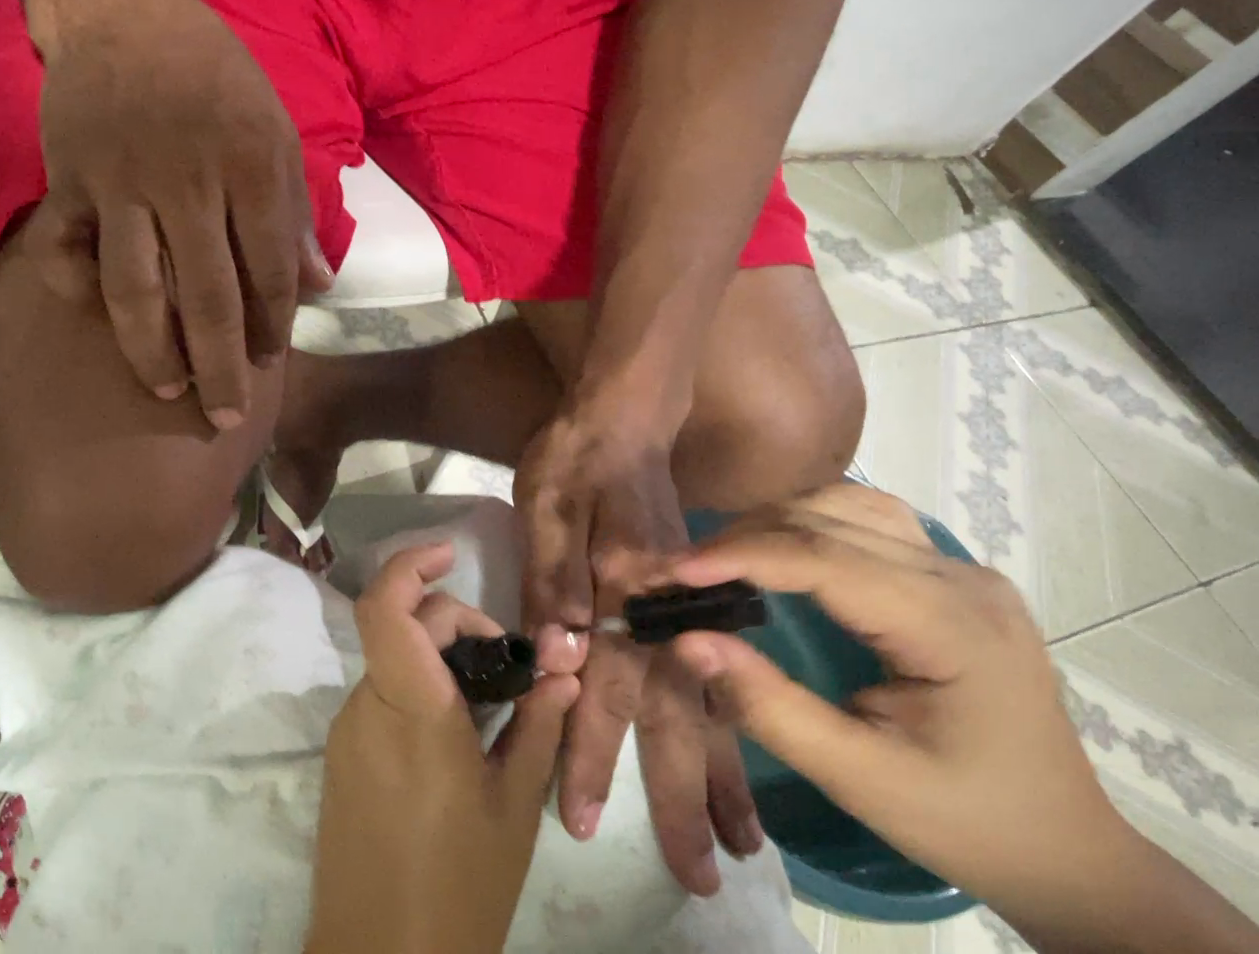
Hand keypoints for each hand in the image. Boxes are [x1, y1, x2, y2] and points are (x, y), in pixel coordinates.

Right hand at [30, 0, 330, 430]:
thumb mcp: (275, 126)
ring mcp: (121, 184)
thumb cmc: (212, 72)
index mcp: (251, 164)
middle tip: (227, 417)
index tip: (271, 361)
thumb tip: (320, 287)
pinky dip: (75, 288)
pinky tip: (94, 321)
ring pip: (137, 288)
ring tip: (170, 392)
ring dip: (154, 350)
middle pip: (208, 297)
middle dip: (222, 367)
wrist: (121, 9)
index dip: (274, 325)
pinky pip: (65, 249)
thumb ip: (295, 210)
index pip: (269, 270)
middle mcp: (187, 181)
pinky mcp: (67, 180)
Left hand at [308, 543, 580, 953]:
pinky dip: (421, 694)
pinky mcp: (342, 758)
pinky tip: (462, 738)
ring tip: (496, 708)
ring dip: (441, 662)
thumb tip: (564, 663)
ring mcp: (347, 734)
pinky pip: (382, 701)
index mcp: (410, 709)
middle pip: (402, 631)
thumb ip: (539, 722)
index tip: (450, 553)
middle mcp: (366, 708)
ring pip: (394, 664)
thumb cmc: (460, 883)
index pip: (386, 607)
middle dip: (456, 625)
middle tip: (512, 666)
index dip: (410, 565)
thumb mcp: (515, 804)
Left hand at [516, 410, 760, 892]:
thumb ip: (553, 581)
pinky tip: (743, 758)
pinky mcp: (696, 598)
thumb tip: (561, 660)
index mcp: (622, 596)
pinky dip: (730, 723)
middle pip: (672, 716)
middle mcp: (665, 613)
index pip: (603, 693)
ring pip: (708, 703)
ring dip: (720, 775)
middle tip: (698, 875)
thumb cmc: (574, 458)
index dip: (588, 758)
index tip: (581, 823)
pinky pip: (716, 673)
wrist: (628, 412)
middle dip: (677, 797)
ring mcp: (688, 607)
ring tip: (740, 843)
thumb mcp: (544, 509)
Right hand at [667, 485, 1130, 914]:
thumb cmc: (962, 820)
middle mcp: (963, 579)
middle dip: (743, 537)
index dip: (739, 556)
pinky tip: (777, 554)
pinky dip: (808, 525)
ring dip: (774, 523)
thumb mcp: (858, 777)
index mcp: (952, 625)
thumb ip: (769, 706)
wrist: (1063, 850)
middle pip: (832, 519)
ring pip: (849, 506)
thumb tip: (687, 640)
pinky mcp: (953, 580)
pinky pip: (867, 523)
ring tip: (718, 561)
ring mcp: (964, 573)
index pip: (825, 558)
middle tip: (679, 573)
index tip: (670, 573)